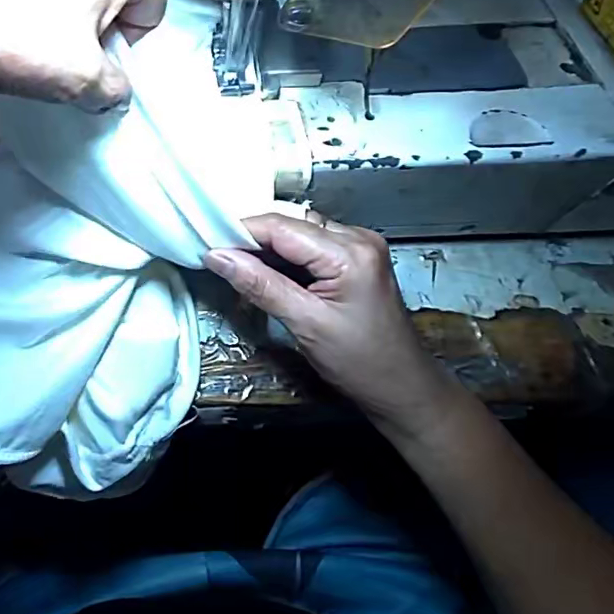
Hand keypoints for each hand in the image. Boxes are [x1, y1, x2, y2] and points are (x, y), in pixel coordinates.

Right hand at [205, 214, 465, 433]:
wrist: (405, 389)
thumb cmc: (361, 364)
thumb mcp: (305, 325)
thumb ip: (260, 285)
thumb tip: (217, 256)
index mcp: (350, 252)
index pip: (283, 227)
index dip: (242, 231)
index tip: (208, 243)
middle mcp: (358, 238)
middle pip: (292, 224)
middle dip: (254, 238)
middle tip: (218, 255)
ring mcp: (360, 246)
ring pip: (300, 232)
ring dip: (269, 247)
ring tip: (238, 263)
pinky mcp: (357, 258)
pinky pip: (313, 244)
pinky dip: (288, 255)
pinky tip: (268, 271)